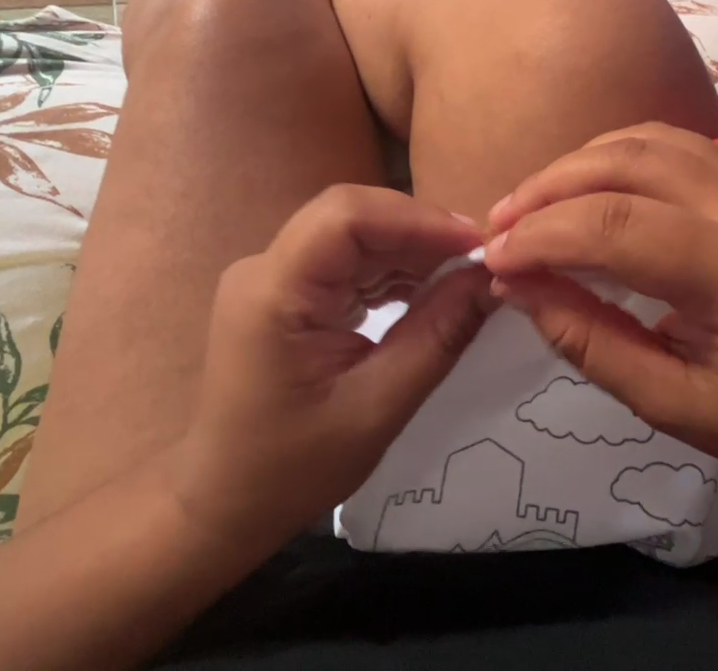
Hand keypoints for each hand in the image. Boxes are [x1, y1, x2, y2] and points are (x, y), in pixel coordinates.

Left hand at [169, 185, 491, 549]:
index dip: (416, 218)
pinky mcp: (286, 292)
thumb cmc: (293, 468)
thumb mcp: (378, 407)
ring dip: (410, 250)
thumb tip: (492, 279)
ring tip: (464, 274)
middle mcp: (265, 268)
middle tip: (481, 258)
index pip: (345, 215)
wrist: (226, 500)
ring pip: (353, 236)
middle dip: (420, 232)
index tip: (474, 242)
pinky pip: (344, 262)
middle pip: (351, 218)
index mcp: (273, 292)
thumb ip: (438, 336)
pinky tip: (428, 290)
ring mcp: (272, 277)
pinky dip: (390, 271)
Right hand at [484, 123, 717, 492]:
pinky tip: (585, 188)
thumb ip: (591, 342)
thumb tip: (517, 286)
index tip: (491, 259)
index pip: (619, 227)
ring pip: (651, 142)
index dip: (542, 236)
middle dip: (550, 189)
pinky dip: (616, 158)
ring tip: (529, 204)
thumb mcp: (676, 408)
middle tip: (498, 225)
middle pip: (631, 165)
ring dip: (578, 165)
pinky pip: (676, 147)